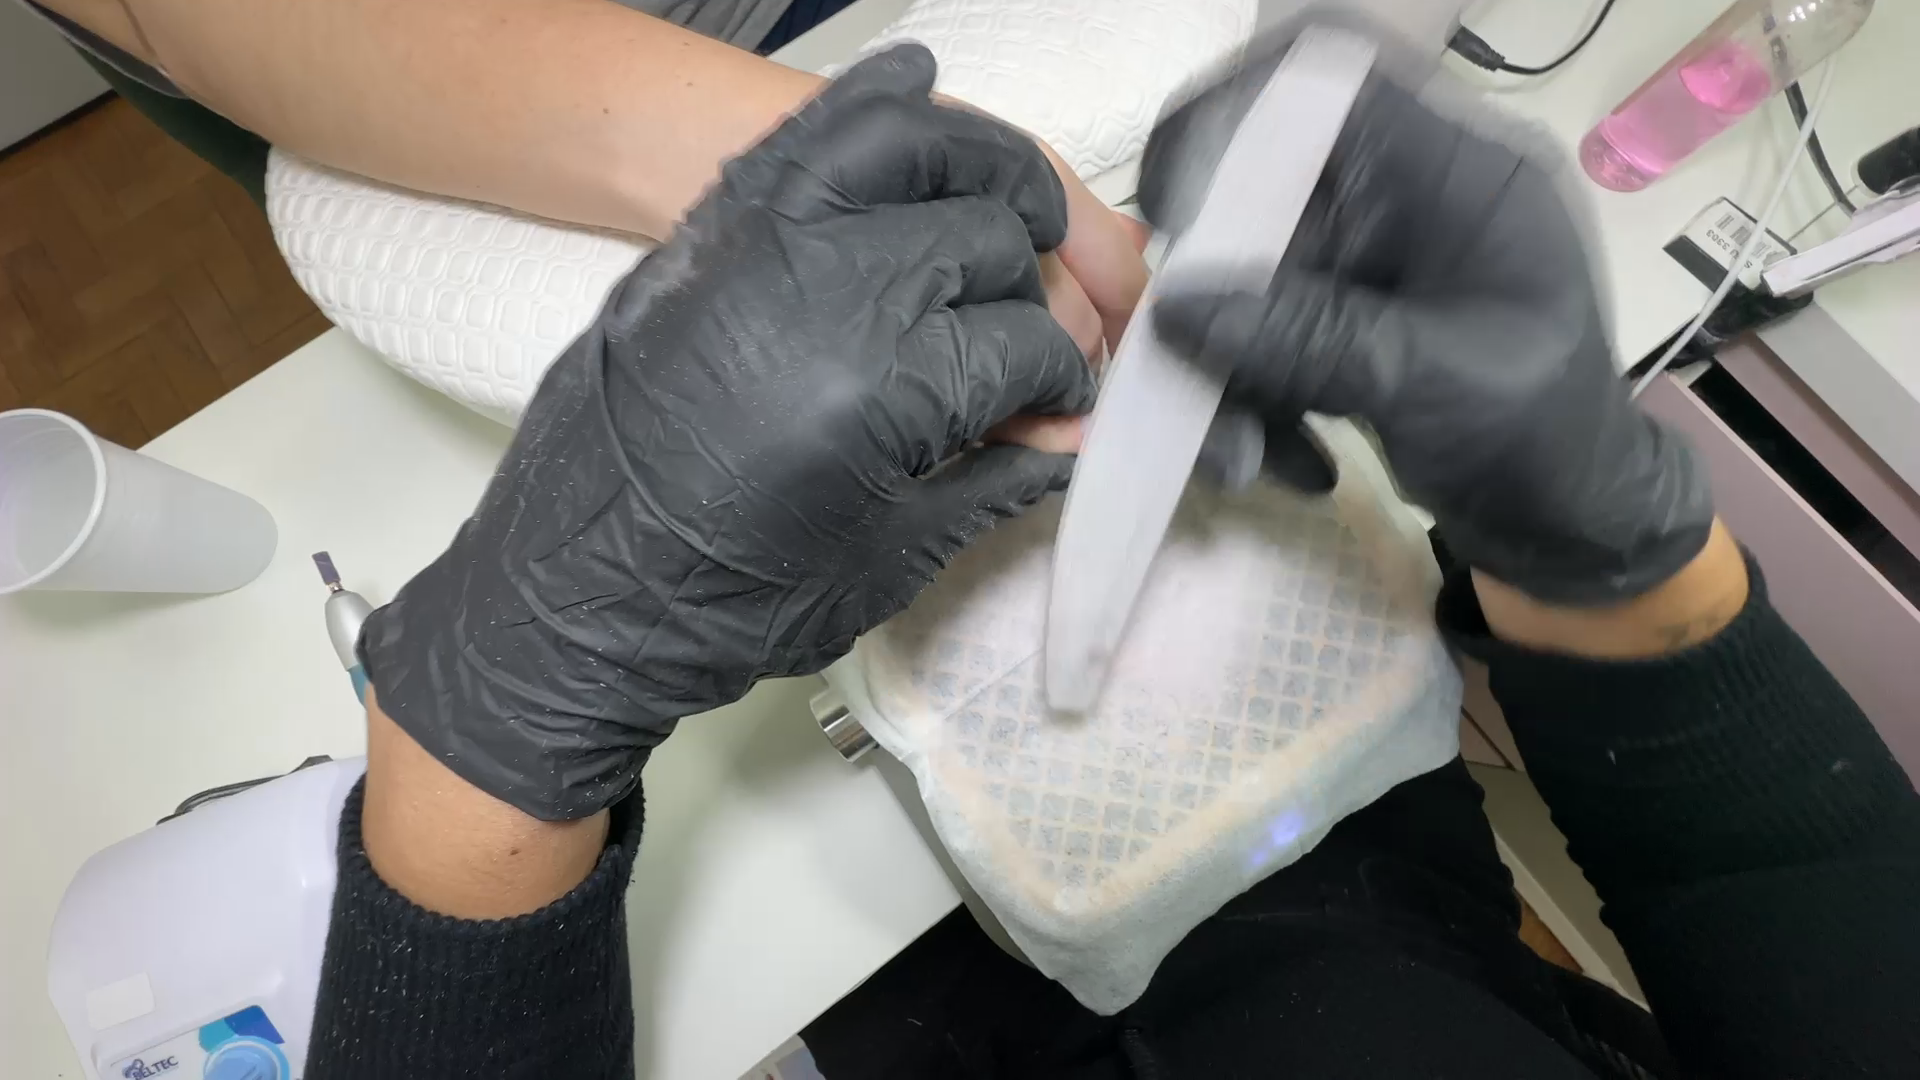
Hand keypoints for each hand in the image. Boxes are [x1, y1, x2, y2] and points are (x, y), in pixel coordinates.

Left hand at [359, 45, 1096, 819]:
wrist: (580, 599)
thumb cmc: (736, 605)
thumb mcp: (887, 560)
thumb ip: (993, 482)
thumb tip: (1071, 440)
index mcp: (879, 393)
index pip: (1027, 350)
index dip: (1066, 385)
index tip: (1067, 408)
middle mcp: (827, 292)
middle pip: (990, 245)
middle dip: (1034, 301)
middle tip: (1032, 348)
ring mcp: (764, 241)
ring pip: (917, 149)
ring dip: (989, 173)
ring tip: (1020, 212)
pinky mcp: (714, 227)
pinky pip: (810, 129)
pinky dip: (875, 99)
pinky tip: (919, 84)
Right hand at [1139, 29, 1712, 603]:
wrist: (1558, 507)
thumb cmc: (1537, 434)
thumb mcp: (1429, 380)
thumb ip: (1305, 337)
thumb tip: (1174, 306)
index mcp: (1450, 172)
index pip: (1328, 78)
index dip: (1233, 116)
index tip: (1172, 208)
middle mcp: (1391, 201)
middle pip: (1256, 209)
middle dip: (1212, 308)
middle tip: (1193, 387)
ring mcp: (1354, 264)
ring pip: (1240, 288)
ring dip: (1224, 378)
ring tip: (1246, 460)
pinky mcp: (1328, 317)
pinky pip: (1251, 338)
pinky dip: (1247, 402)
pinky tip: (1284, 458)